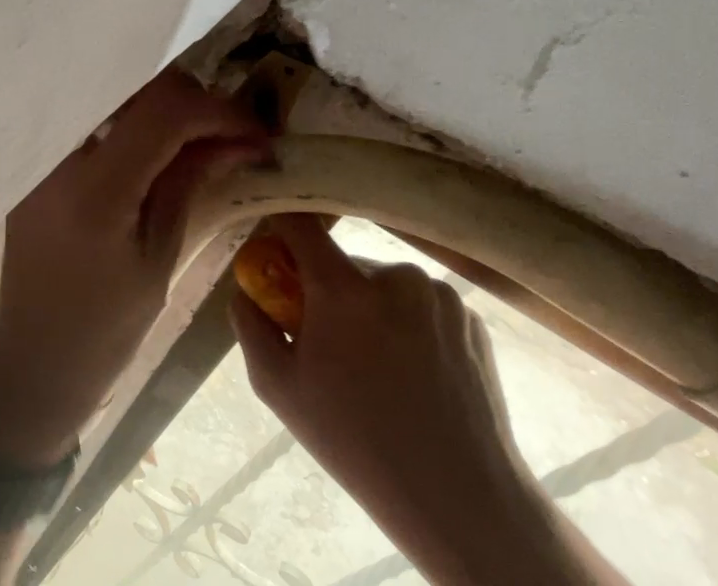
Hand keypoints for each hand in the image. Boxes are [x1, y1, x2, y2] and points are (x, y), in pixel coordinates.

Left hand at [0, 69, 268, 467]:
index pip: (162, 112)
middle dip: (189, 100)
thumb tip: (234, 141)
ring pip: (107, 99)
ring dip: (158, 108)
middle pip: (132, 92)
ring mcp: (40, 161)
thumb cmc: (106, 328)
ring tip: (198, 136)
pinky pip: (87, 124)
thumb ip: (187, 185)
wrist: (34, 358)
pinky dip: (126, 124)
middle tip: (228, 131)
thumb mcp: (159, 258)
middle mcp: (59, 160)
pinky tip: (155, 147)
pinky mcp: (35, 169)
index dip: (217, 112)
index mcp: (95, 190)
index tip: (254, 134)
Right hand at [230, 214, 599, 584]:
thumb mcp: (276, 386)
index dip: (279, 233)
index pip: (299, 224)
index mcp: (344, 288)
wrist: (458, 494)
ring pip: (384, 284)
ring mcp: (441, 296)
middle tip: (325, 341)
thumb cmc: (352, 440)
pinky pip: (421, 305)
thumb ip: (251, 324)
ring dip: (368, 307)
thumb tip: (245, 290)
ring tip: (374, 366)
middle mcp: (396, 277)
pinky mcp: (473, 319)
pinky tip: (411, 374)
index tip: (273, 261)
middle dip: (325, 289)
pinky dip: (406, 325)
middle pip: (342, 262)